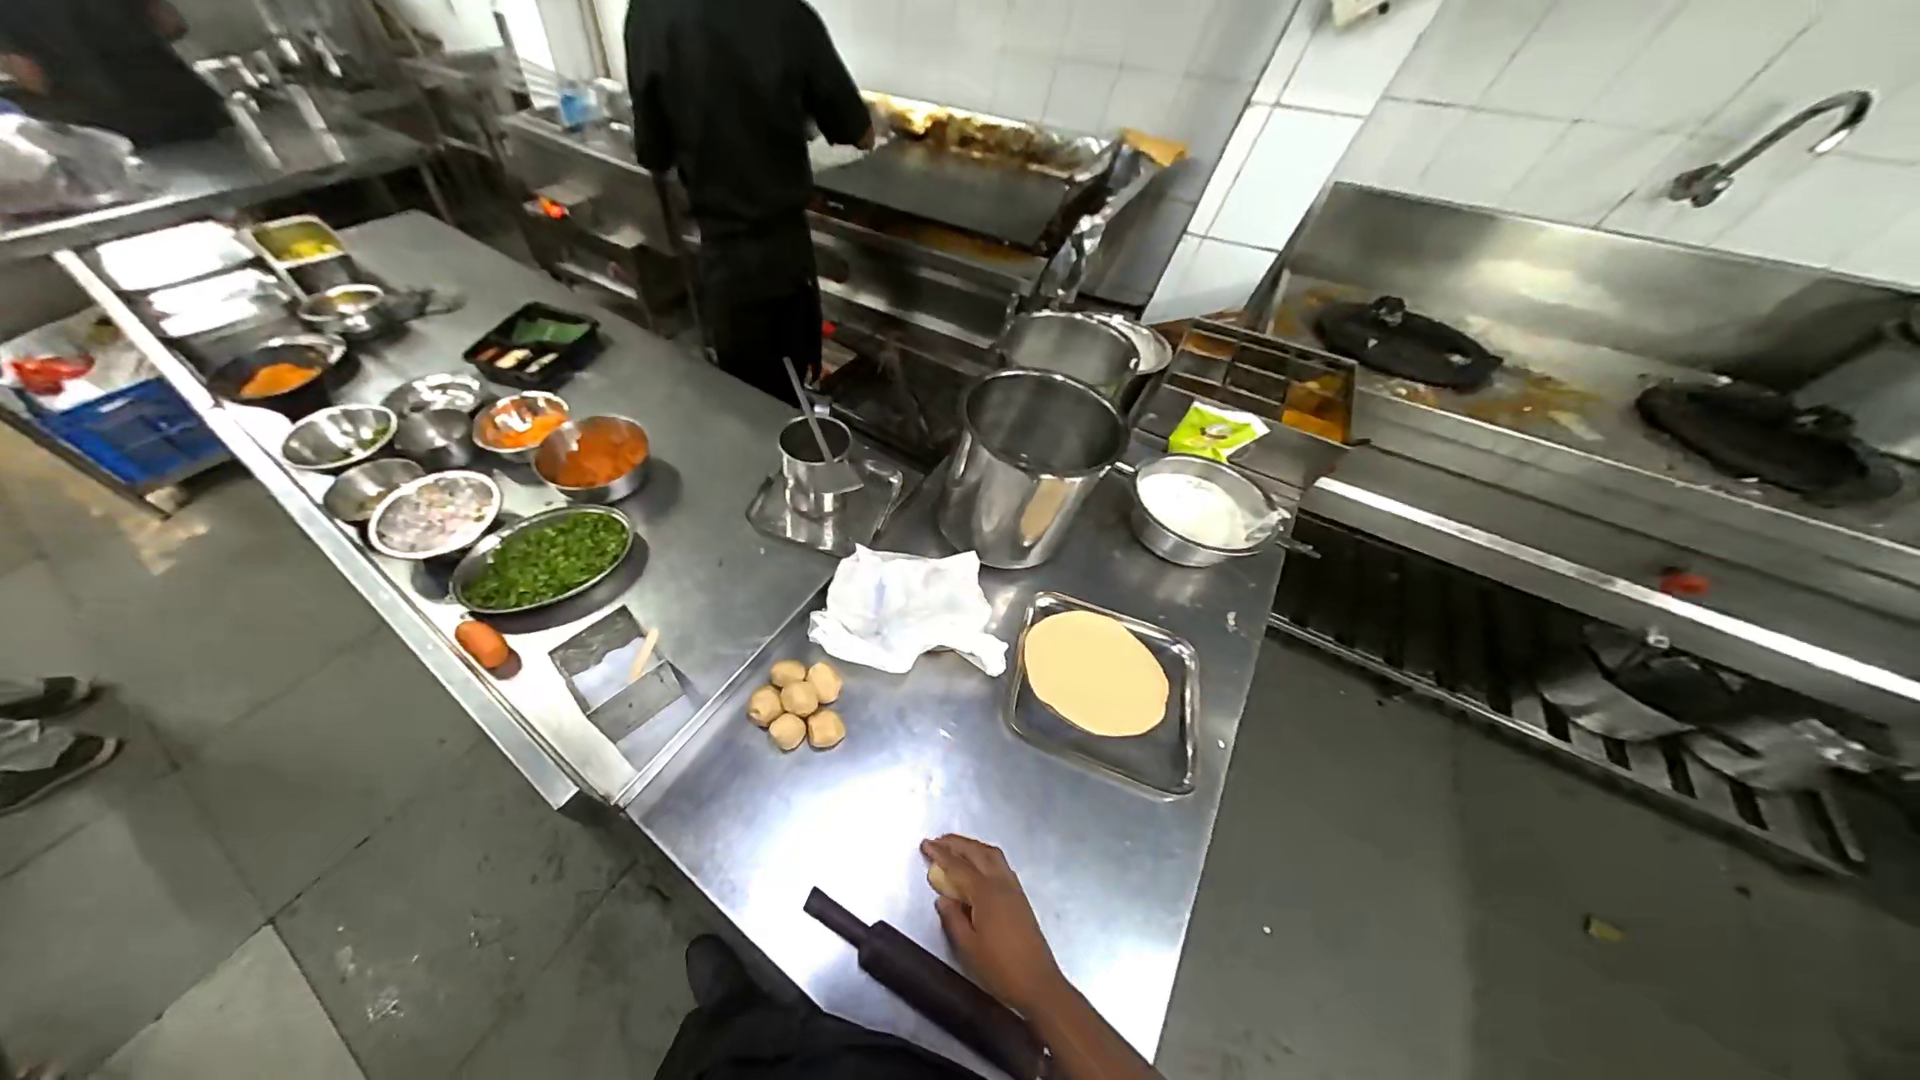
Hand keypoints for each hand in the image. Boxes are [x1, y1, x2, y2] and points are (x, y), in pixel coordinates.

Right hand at [922, 834, 1067, 1014]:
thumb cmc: (1000, 969)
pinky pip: (1000, 864)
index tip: (926, 844)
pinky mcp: (1020, 896)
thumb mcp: (968, 947)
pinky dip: (985, 856)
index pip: (958, 866)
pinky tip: (978, 864)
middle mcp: (1001, 883)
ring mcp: (1014, 888)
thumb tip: (942, 898)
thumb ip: (953, 919)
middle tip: (937, 840)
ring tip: (955, 847)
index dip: (940, 854)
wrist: (1038, 983)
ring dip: (972, 846)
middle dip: (956, 843)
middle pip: (977, 852)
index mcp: (986, 892)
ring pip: (991, 855)